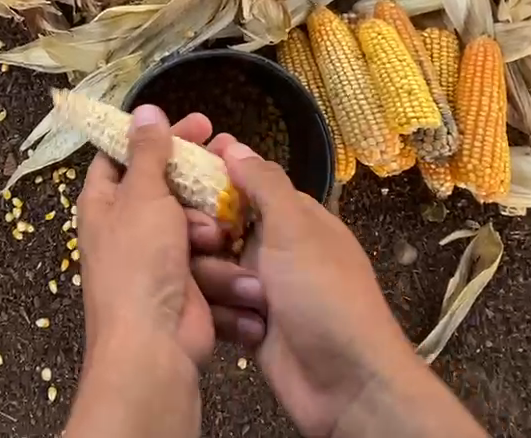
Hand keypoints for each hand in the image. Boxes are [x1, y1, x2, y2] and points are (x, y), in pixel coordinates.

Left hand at [75, 104, 216, 367]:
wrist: (153, 347)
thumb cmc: (139, 261)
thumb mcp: (143, 195)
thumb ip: (148, 152)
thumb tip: (143, 109)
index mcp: (104, 200)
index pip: (128, 154)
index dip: (160, 135)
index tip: (198, 123)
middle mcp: (128, 226)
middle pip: (168, 187)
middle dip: (197, 181)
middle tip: (226, 157)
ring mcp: (158, 258)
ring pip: (195, 224)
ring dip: (209, 229)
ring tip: (211, 238)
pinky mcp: (186, 286)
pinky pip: (209, 262)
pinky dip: (221, 267)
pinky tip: (234, 265)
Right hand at [189, 144, 485, 437]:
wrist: (349, 387)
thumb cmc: (325, 295)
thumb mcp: (296, 229)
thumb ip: (264, 183)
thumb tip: (233, 144)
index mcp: (290, 215)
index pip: (242, 178)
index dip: (213, 170)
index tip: (181, 167)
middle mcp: (272, 245)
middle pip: (216, 221)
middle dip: (208, 233)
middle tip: (212, 242)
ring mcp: (259, 285)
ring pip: (210, 264)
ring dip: (221, 281)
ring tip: (249, 301)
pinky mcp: (247, 322)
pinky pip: (214, 303)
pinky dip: (223, 313)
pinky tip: (239, 325)